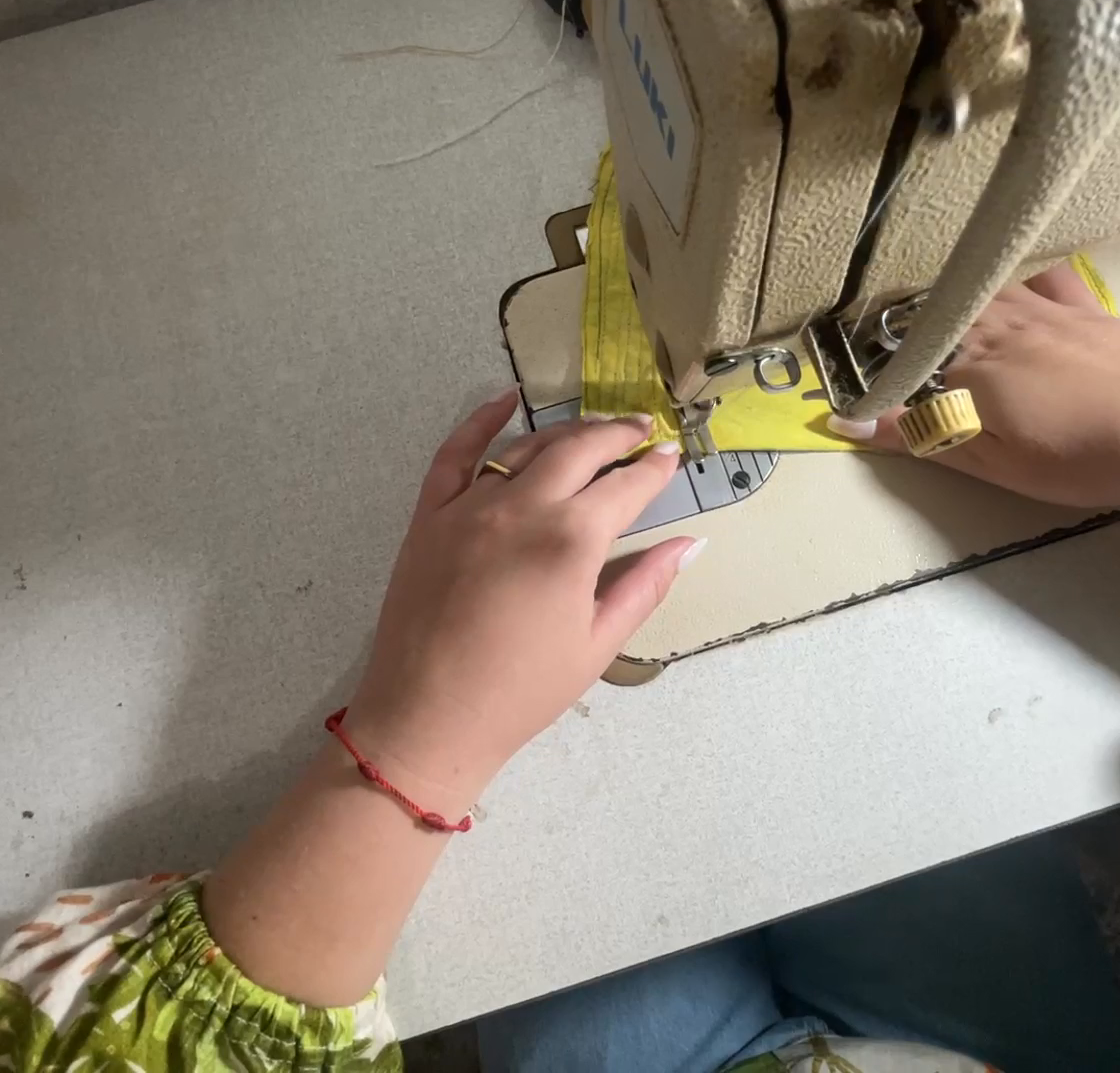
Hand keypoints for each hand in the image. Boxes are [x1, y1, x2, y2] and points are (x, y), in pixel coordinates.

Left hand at [344, 389, 700, 806]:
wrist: (428, 718)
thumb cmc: (522, 692)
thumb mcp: (598, 645)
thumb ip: (646, 585)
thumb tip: (690, 543)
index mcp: (571, 542)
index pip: (627, 486)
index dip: (655, 469)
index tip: (671, 456)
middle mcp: (523, 508)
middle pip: (581, 449)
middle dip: (618, 433)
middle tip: (642, 429)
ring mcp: (470, 506)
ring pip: (528, 447)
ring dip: (568, 431)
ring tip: (595, 428)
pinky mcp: (430, 514)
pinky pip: (456, 453)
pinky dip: (480, 421)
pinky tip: (504, 400)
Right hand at [830, 263, 1119, 509]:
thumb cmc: (1083, 459)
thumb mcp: (995, 464)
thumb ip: (920, 437)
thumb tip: (845, 421)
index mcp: (970, 371)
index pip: (906, 369)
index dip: (883, 384)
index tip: (866, 396)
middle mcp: (998, 330)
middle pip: (937, 322)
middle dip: (908, 337)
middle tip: (897, 356)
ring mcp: (1044, 312)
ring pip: (979, 295)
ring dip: (951, 306)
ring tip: (938, 323)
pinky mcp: (1085, 308)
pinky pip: (1041, 277)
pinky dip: (1017, 280)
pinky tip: (1012, 290)